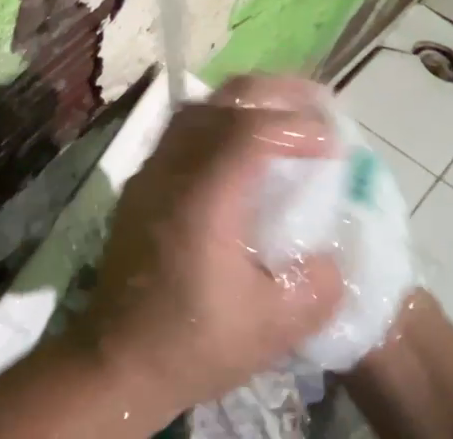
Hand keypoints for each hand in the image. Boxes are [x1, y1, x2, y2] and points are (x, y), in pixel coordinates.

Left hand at [67, 74, 345, 414]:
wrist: (118, 357)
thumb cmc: (195, 344)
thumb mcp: (276, 327)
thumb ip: (317, 283)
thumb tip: (329, 251)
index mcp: (202, 200)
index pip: (247, 133)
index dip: (295, 126)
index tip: (334, 140)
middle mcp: (170, 172)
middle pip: (216, 105)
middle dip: (271, 94)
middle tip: (316, 102)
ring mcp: (149, 174)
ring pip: (194, 111)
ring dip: (241, 104)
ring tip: (283, 114)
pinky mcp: (140, 185)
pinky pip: (179, 132)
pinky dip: (217, 122)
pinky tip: (243, 145)